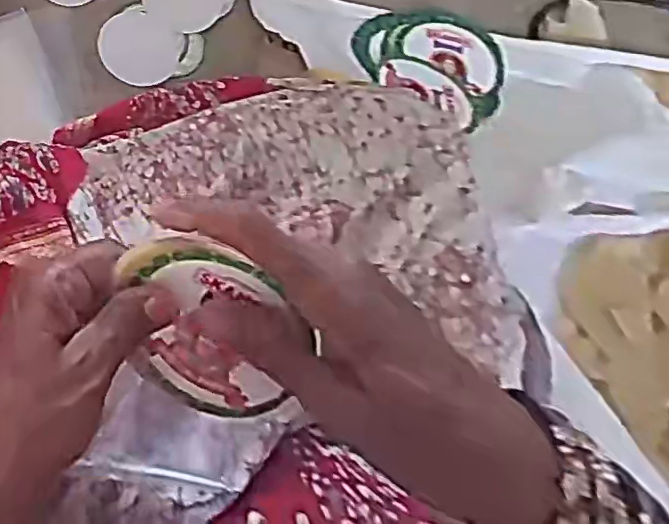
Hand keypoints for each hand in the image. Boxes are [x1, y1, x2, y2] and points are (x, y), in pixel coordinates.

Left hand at [0, 242, 176, 522]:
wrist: (2, 470)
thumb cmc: (41, 418)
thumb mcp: (89, 367)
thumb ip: (125, 321)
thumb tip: (166, 290)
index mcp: (46, 278)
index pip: (108, 254)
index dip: (146, 271)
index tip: (181, 295)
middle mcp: (42, 278)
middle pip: (104, 269)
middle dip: (140, 291)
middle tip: (180, 316)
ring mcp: (43, 302)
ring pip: (101, 291)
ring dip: (130, 310)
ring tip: (168, 330)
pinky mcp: (48, 325)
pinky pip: (89, 311)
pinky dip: (114, 324)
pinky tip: (140, 343)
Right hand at [154, 199, 558, 523]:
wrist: (509, 456)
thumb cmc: (424, 439)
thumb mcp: (339, 408)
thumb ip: (270, 350)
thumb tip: (199, 308)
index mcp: (339, 293)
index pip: (260, 233)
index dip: (205, 214)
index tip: (159, 212)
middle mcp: (344, 267)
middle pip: (263, 232)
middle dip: (207, 233)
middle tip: (161, 257)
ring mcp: (355, 274)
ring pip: (277, 247)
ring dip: (230, 253)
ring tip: (187, 277)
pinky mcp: (358, 288)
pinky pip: (295, 265)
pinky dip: (257, 272)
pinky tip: (238, 300)